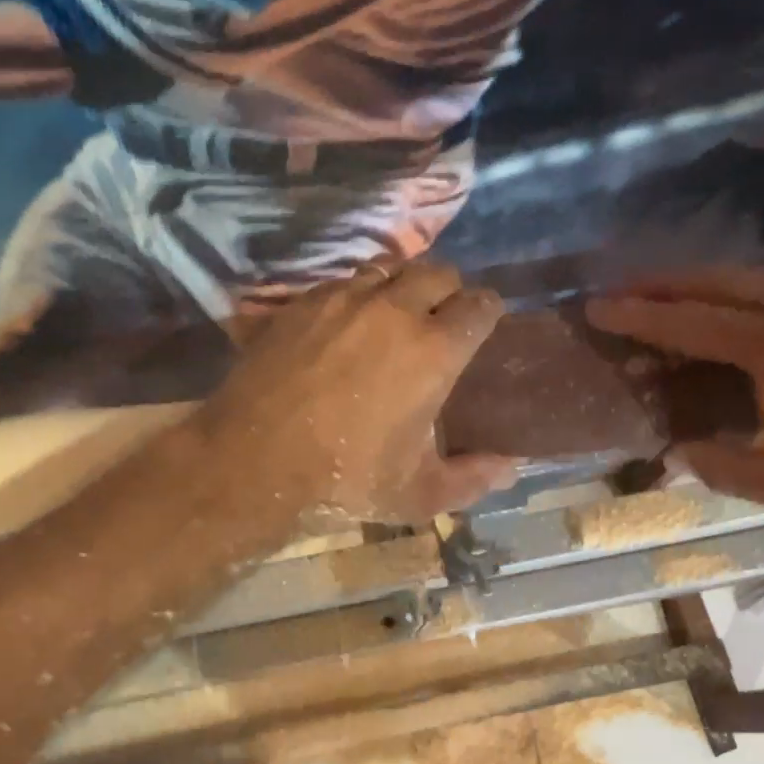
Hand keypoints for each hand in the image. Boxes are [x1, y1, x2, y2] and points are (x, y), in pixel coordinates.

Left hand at [198, 259, 516, 523]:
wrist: (253, 461)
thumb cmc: (344, 480)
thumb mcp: (417, 495)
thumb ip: (471, 479)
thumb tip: (511, 467)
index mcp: (434, 350)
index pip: (481, 304)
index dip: (487, 313)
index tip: (481, 328)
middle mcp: (394, 310)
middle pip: (438, 272)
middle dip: (448, 291)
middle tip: (440, 320)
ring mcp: (342, 300)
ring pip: (388, 268)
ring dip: (401, 285)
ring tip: (394, 315)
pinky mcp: (301, 303)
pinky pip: (341, 281)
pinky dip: (355, 295)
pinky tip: (346, 324)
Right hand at [585, 267, 763, 512]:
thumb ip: (725, 468)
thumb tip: (676, 453)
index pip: (691, 324)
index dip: (639, 317)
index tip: (597, 308)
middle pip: (717, 282)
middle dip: (662, 283)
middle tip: (621, 288)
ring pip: (752, 280)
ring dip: (702, 283)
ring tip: (666, 294)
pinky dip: (739, 292)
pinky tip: (730, 309)